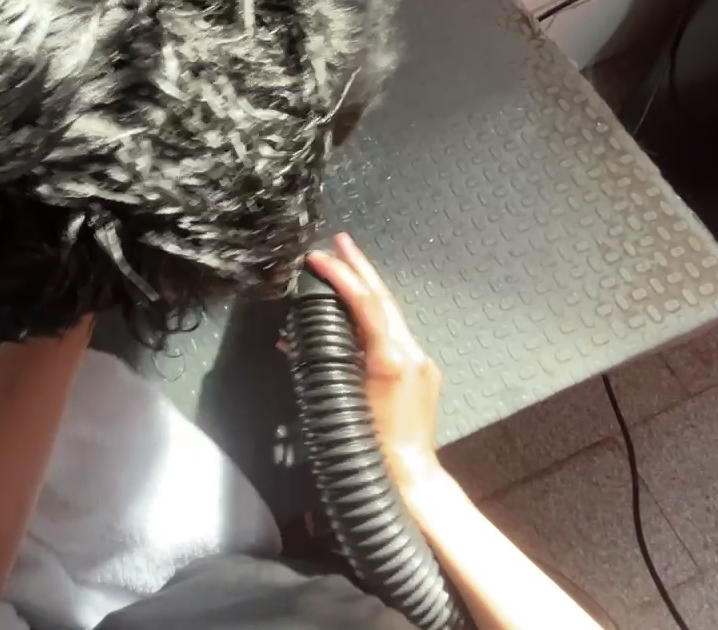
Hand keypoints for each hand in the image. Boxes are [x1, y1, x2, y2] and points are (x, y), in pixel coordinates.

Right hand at [306, 234, 442, 487]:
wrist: (410, 475)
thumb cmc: (371, 445)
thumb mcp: (342, 399)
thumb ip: (324, 363)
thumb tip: (295, 339)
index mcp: (392, 357)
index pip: (365, 304)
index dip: (342, 276)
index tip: (318, 258)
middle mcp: (411, 352)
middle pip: (382, 298)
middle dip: (359, 266)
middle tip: (340, 241)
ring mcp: (420, 360)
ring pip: (389, 313)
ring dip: (365, 287)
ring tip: (345, 266)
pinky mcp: (422, 369)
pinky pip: (393, 332)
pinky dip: (372, 316)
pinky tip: (356, 313)